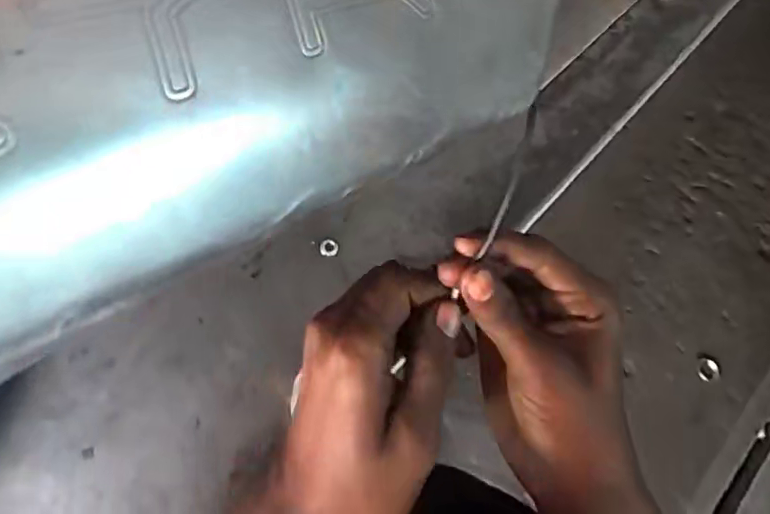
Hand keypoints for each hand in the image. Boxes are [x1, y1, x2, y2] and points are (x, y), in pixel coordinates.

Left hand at [252, 261, 459, 513]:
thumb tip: (448, 309)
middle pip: (383, 278)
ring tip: (440, 344)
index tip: (464, 312)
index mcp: (354, 343)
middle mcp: (331, 323)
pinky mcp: (318, 341)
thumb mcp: (415, 435)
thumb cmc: (365, 484)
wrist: (304, 509)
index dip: (434, 286)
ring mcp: (320, 329)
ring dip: (407, 303)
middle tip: (455, 331)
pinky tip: (410, 351)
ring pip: (371, 289)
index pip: (398, 280)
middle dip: (422, 292)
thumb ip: (433, 365)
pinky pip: (360, 307)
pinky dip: (388, 315)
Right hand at [438, 234, 655, 513]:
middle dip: (478, 261)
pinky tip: (443, 300)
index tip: (461, 244)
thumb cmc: (571, 424)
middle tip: (443, 268)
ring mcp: (530, 313)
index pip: (538, 255)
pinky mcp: (505, 331)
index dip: (500, 244)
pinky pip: (481, 301)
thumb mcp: (539, 367)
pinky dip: (463, 298)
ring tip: (439, 280)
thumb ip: (503, 317)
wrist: (569, 483)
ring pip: (493, 278)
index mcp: (584, 297)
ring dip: (467, 277)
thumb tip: (470, 273)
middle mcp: (558, 296)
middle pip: (512, 262)